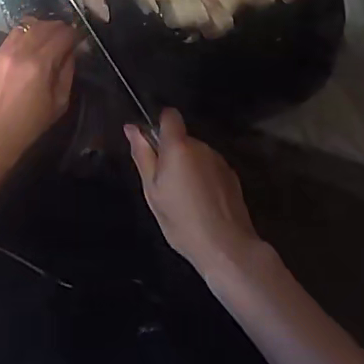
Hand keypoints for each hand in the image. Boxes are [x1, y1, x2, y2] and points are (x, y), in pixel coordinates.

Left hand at [0, 20, 76, 166]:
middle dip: (61, 28)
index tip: (80, 38)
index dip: (74, 34)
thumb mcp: (59, 102)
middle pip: (46, 25)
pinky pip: (16, 31)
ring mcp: (7, 49)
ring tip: (51, 37)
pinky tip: (34, 41)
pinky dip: (28, 30)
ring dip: (44, 27)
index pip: (62, 35)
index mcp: (40, 64)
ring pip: (30, 24)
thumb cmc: (29, 123)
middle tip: (69, 37)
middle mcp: (22, 50)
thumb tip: (71, 52)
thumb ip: (67, 72)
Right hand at [126, 109, 263, 276]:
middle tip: (165, 185)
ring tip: (186, 200)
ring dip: (189, 167)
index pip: (170, 115)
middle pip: (182, 139)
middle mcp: (201, 146)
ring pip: (196, 155)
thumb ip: (142, 155)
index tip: (153, 147)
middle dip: (172, 154)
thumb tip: (131, 128)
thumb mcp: (152, 191)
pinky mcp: (232, 176)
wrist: (227, 248)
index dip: (159, 125)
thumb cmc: (181, 221)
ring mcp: (219, 160)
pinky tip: (203, 205)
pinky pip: (210, 168)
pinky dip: (204, 179)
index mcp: (179, 146)